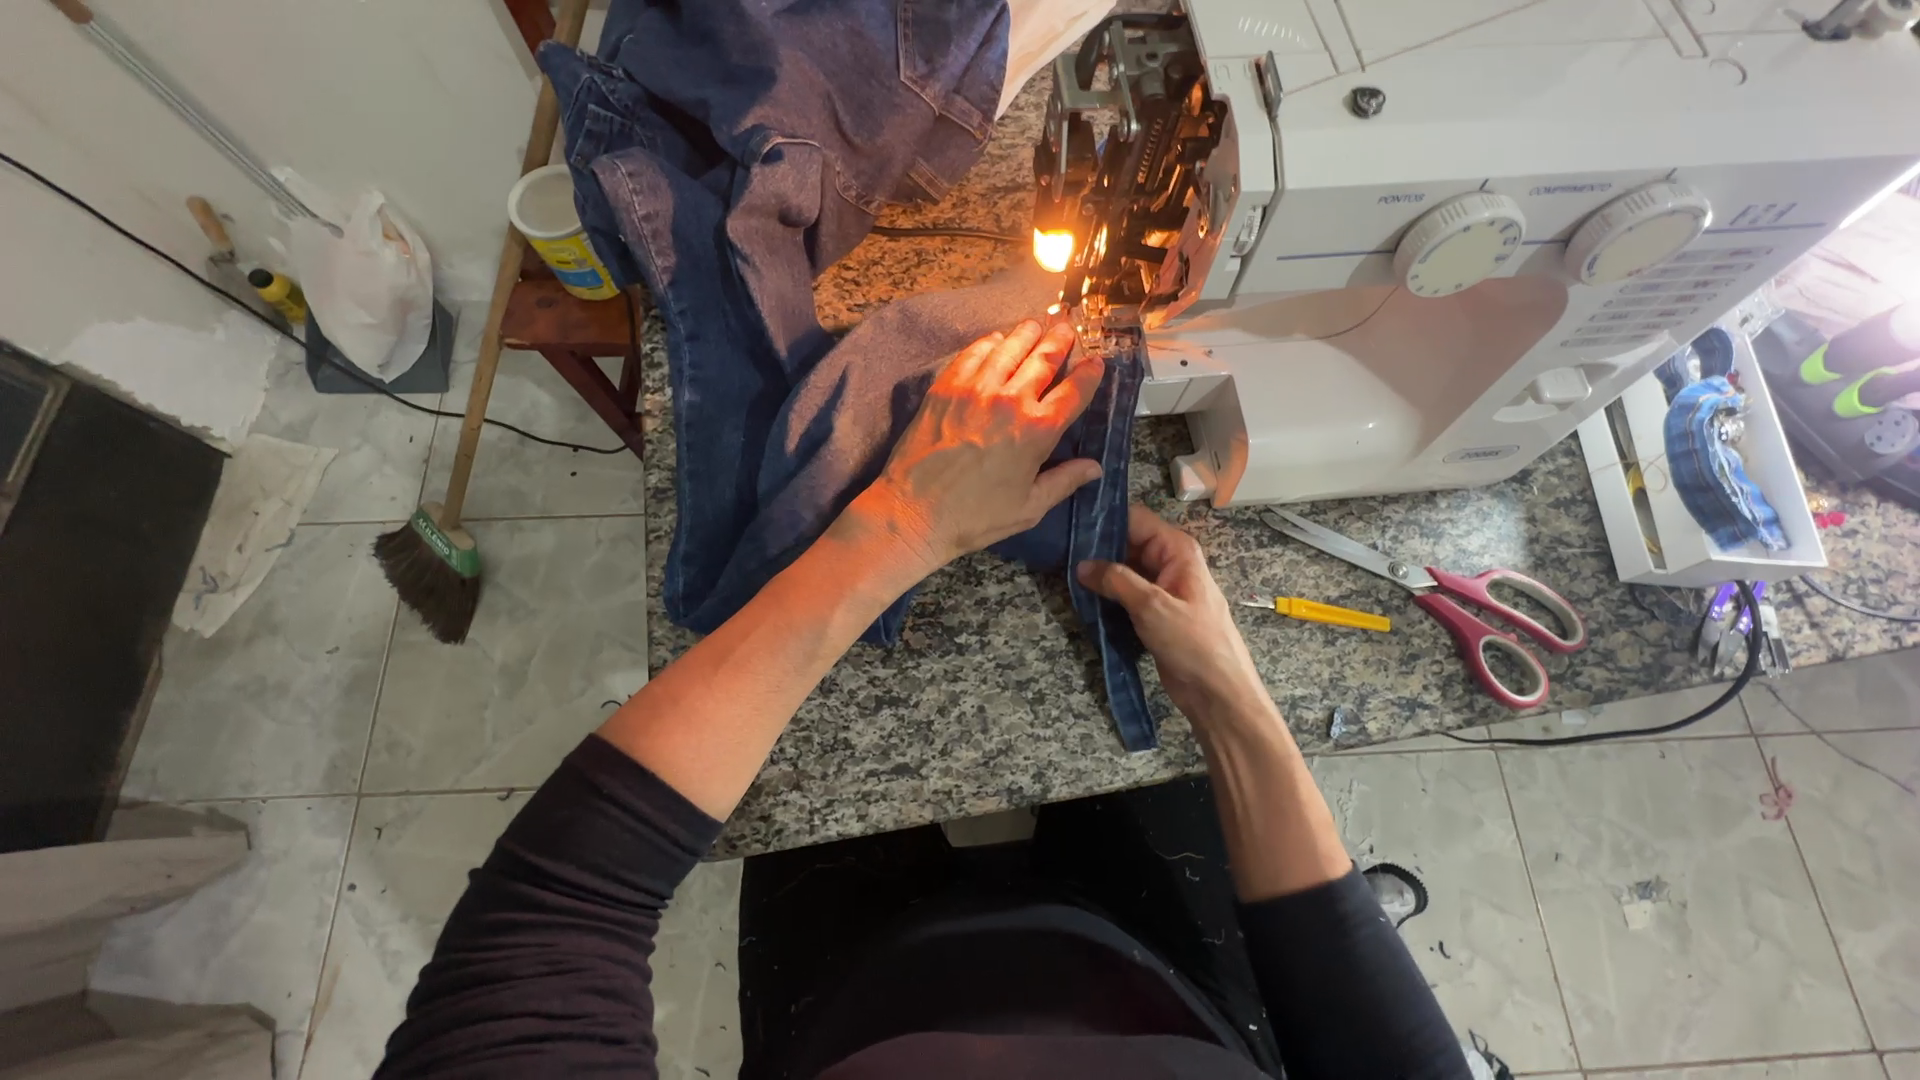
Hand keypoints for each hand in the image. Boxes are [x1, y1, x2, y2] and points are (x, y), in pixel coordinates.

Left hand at [847, 319, 1104, 574]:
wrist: (914, 511)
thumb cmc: (975, 517)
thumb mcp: (1028, 507)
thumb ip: (1063, 481)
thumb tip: (1095, 468)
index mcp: (1038, 431)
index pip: (1074, 392)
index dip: (1090, 373)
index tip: (1098, 361)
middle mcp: (1011, 400)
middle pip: (1043, 358)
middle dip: (1060, 339)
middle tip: (1068, 325)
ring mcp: (976, 389)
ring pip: (1009, 348)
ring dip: (1027, 332)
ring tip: (1036, 323)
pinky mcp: (946, 387)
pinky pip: (973, 354)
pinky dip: (989, 342)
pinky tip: (996, 339)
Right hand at [1077, 505, 1278, 731]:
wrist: (1217, 692)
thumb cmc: (1193, 643)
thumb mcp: (1152, 606)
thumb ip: (1115, 580)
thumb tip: (1081, 565)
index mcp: (1177, 550)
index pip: (1136, 520)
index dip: (1105, 521)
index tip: (1072, 527)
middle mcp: (1169, 562)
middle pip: (1127, 543)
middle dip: (1097, 548)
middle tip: (1061, 553)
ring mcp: (1161, 587)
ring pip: (1124, 569)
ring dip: (1100, 574)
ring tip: (1065, 573)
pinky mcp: (1153, 611)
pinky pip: (1125, 593)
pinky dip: (1107, 594)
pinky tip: (1082, 596)